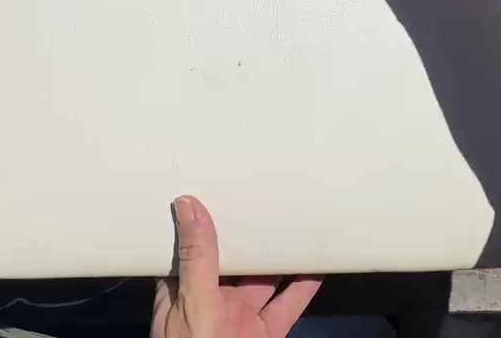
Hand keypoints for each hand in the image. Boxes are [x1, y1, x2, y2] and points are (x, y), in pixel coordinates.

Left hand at [152, 196, 321, 337]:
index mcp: (183, 293)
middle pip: (230, 254)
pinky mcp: (266, 335)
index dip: (200, 215)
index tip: (214, 178)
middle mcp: (211, 301)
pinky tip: (318, 262)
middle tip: (265, 186)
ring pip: (263, 276)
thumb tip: (186, 203)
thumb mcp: (192, 307)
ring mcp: (239, 319)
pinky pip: (288, 304)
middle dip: (246, 226)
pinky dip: (303, 284)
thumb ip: (196, 260)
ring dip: (279, 251)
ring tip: (297, 215)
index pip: (189, 245)